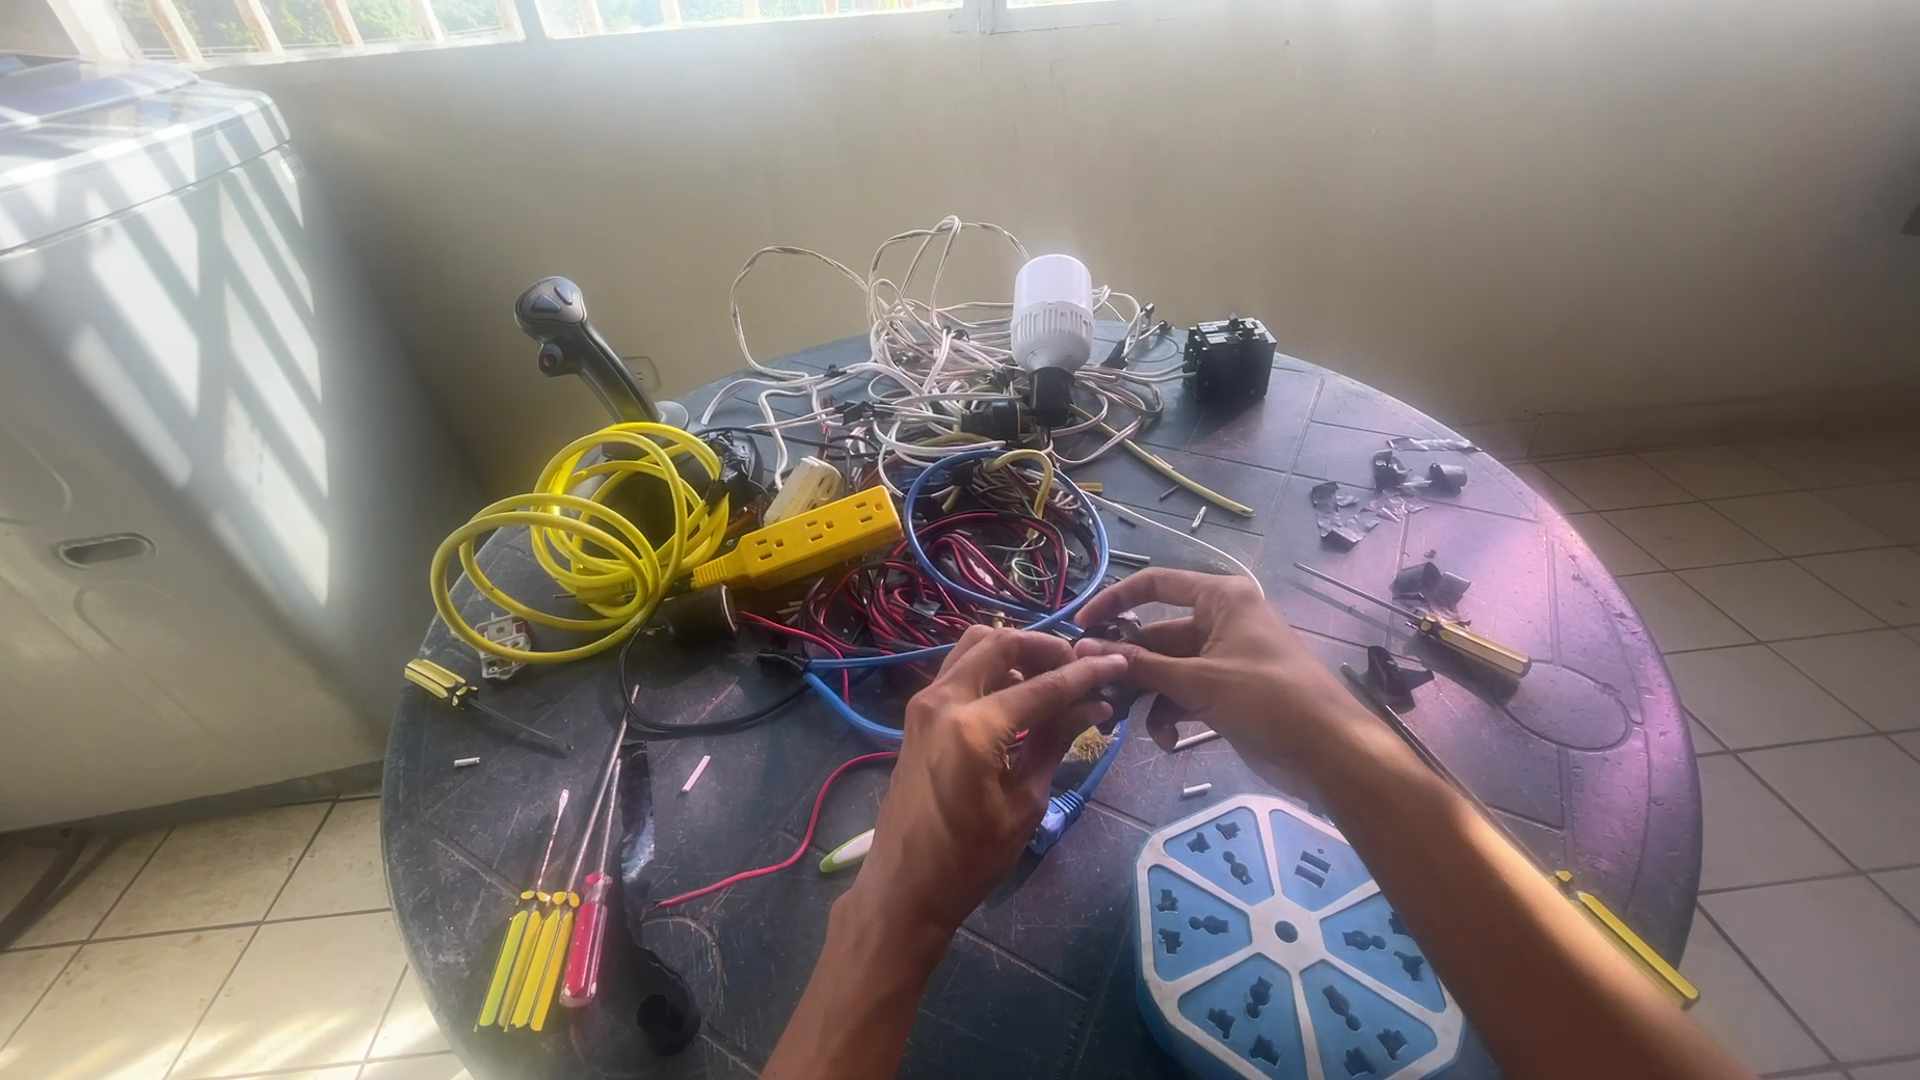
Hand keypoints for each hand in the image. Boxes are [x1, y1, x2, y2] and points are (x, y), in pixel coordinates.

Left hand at [853, 627, 1128, 934]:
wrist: (904, 886)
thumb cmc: (969, 859)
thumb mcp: (1024, 802)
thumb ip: (1055, 741)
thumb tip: (1094, 706)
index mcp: (972, 727)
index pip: (1042, 686)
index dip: (1085, 674)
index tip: (1118, 663)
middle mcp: (943, 700)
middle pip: (1001, 642)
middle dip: (1046, 648)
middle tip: (1078, 669)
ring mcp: (924, 702)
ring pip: (974, 646)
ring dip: (1014, 651)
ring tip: (1050, 679)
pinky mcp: (918, 712)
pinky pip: (959, 668)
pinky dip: (990, 666)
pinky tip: (1017, 692)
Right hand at [1072, 568, 1365, 771]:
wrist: (1331, 753)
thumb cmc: (1268, 698)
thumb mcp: (1197, 680)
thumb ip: (1140, 665)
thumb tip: (1085, 648)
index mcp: (1220, 599)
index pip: (1156, 585)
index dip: (1115, 601)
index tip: (1081, 626)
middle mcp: (1219, 621)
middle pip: (1156, 635)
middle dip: (1130, 665)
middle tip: (1096, 687)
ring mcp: (1222, 658)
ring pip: (1166, 669)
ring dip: (1149, 697)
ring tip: (1128, 722)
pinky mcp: (1225, 692)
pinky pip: (1184, 694)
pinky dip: (1171, 715)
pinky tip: (1168, 741)